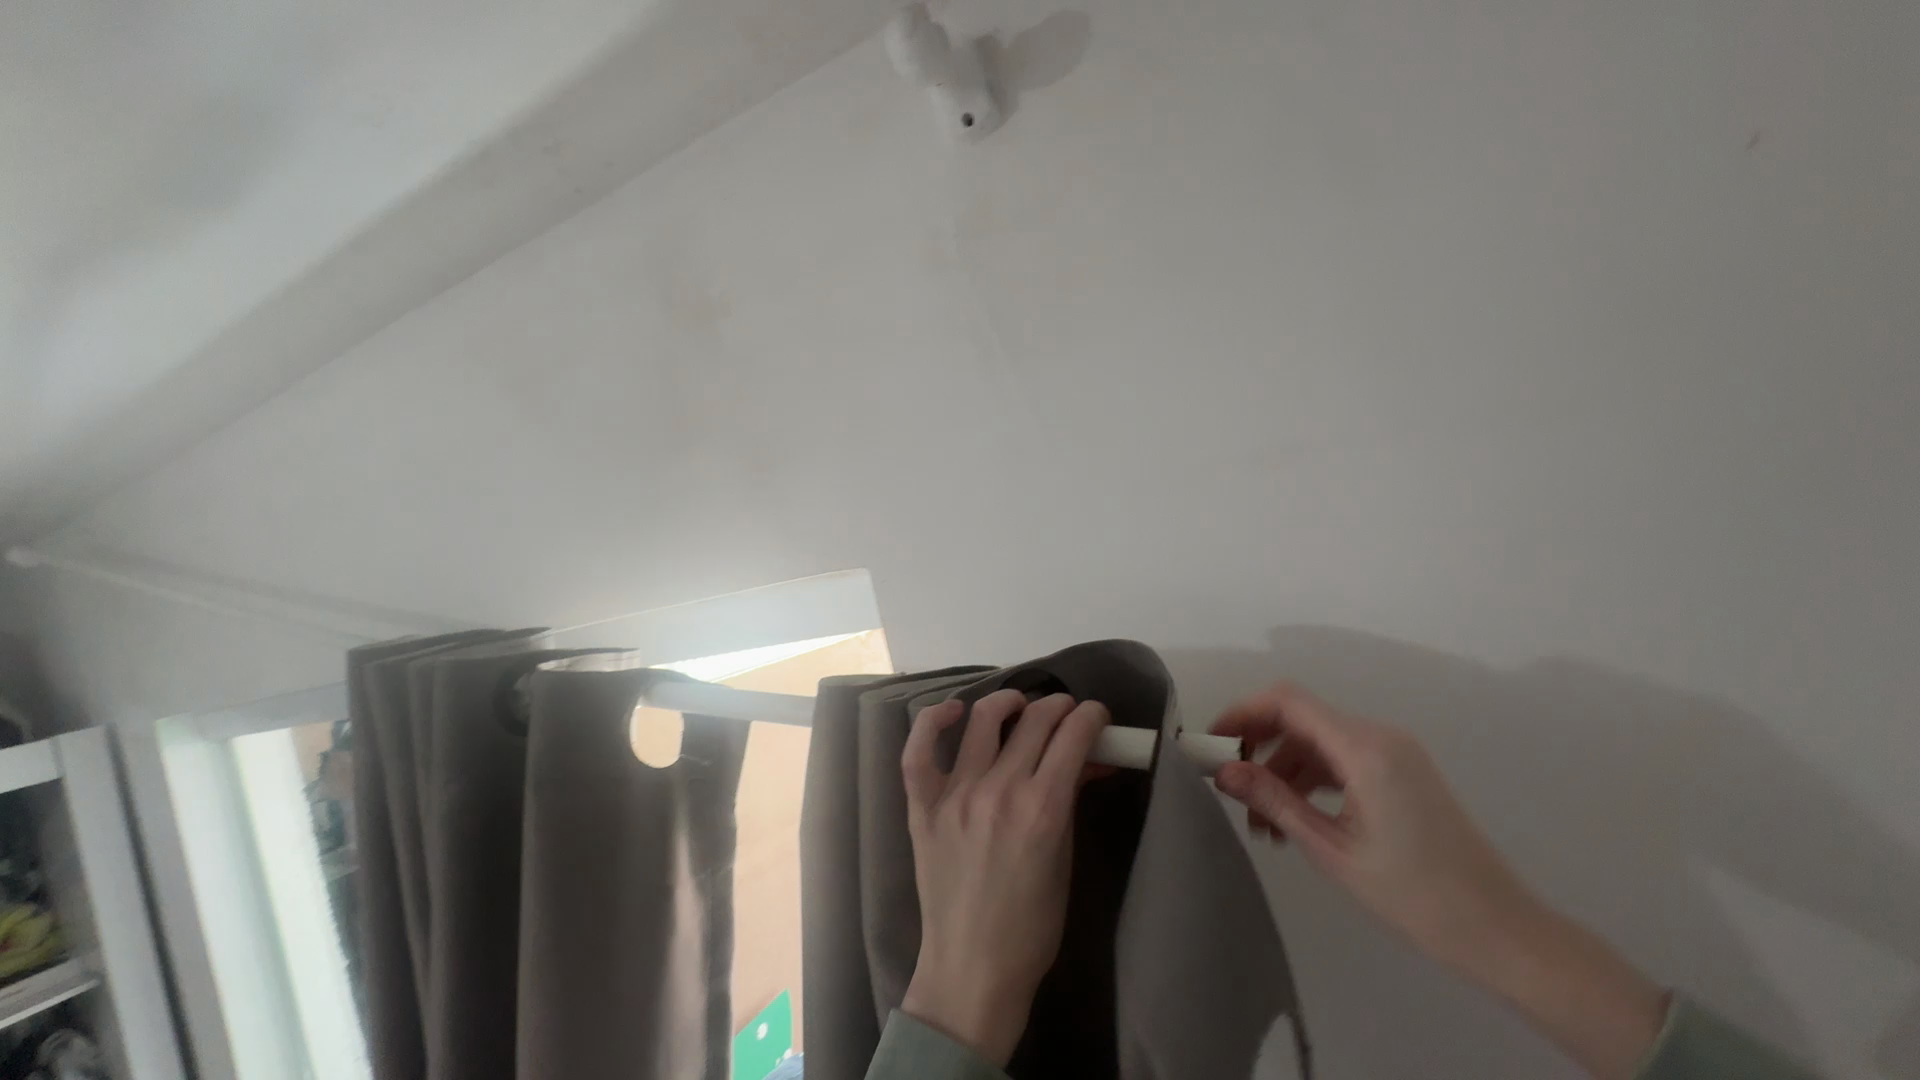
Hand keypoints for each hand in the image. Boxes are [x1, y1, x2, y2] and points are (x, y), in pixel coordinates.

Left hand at [898, 690, 1110, 1065]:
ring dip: (1010, 702)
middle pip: (1035, 721)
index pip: (1073, 735)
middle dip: (1060, 707)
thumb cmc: (1031, 927)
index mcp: (1042, 808)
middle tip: (1069, 714)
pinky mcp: (922, 806)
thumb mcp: (1064, 860)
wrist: (972, 968)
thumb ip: (1071, 801)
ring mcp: (955, 795)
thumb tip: (1088, 760)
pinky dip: (933, 720)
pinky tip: (954, 711)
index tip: (1097, 715)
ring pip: (983, 720)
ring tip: (1022, 705)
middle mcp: (998, 790)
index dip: (1091, 715)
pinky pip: (918, 750)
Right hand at [1209, 682, 1533, 968]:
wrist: (1498, 929)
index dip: (1242, 713)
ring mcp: (1394, 753)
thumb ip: (1274, 801)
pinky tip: (1294, 819)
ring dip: (1282, 770)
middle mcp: (1379, 737)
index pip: (1288, 702)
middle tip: (1230, 789)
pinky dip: (1310, 779)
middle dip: (1258, 747)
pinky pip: (1341, 759)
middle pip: (1300, 718)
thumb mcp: (1331, 848)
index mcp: (1365, 748)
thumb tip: (1223, 771)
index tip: (1210, 743)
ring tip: (1262, 824)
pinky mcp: (1400, 772)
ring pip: (1317, 741)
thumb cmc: (1414, 893)